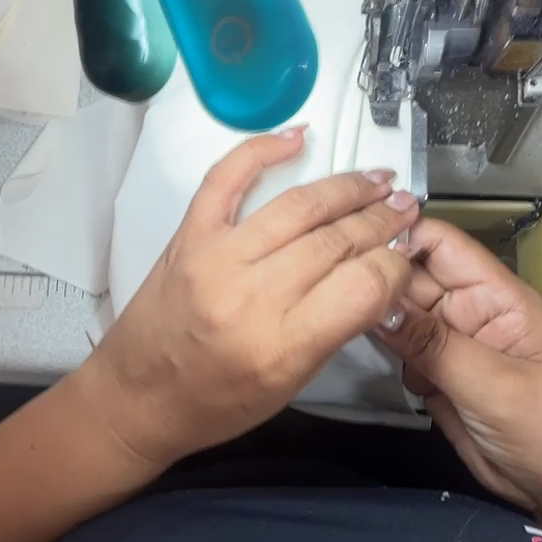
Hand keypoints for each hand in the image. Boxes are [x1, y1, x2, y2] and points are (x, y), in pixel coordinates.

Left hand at [84, 127, 418, 467]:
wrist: (137, 397)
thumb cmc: (215, 403)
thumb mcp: (290, 384)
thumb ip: (335, 329)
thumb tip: (377, 274)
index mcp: (281, 345)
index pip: (364, 285)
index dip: (395, 264)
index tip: (403, 255)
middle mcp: (250, 295)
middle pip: (336, 240)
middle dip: (380, 220)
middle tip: (404, 208)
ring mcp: (215, 258)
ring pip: (297, 206)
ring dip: (345, 187)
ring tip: (376, 181)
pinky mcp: (188, 236)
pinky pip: (225, 178)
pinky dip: (260, 149)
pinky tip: (297, 138)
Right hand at [374, 219, 541, 536]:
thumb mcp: (495, 386)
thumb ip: (434, 345)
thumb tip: (377, 303)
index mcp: (495, 296)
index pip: (440, 244)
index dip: (399, 237)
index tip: (351, 248)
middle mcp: (468, 311)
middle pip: (411, 277)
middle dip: (377, 281)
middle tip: (334, 292)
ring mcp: (451, 345)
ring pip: (400, 315)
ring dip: (377, 320)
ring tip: (347, 324)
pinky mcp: (438, 377)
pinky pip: (402, 353)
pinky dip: (390, 357)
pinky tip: (388, 368)